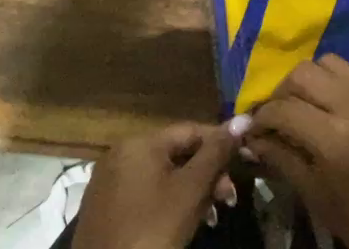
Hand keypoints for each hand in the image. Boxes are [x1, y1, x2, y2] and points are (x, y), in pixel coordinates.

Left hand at [72, 124, 239, 248]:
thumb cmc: (152, 229)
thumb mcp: (191, 189)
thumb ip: (217, 151)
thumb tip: (243, 118)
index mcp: (139, 143)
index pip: (192, 131)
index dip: (222, 145)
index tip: (242, 165)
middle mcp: (120, 155)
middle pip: (178, 154)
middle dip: (207, 175)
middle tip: (227, 199)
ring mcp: (109, 183)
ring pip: (164, 176)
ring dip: (192, 192)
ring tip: (211, 216)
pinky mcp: (105, 209)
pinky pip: (146, 194)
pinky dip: (168, 203)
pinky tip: (184, 222)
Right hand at [243, 55, 348, 248]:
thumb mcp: (312, 191)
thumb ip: (279, 156)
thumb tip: (250, 136)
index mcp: (334, 138)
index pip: (284, 109)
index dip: (262, 117)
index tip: (253, 127)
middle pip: (303, 73)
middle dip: (283, 92)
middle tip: (277, 113)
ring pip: (328, 61)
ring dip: (310, 80)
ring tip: (304, 104)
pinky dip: (336, 79)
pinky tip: (332, 101)